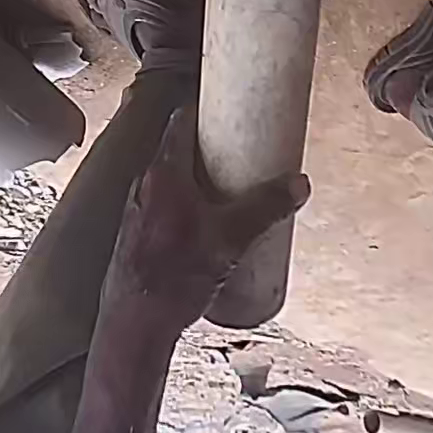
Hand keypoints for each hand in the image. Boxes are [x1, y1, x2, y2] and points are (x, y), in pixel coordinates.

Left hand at [104, 107, 311, 333]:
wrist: (134, 324)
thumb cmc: (176, 275)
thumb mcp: (232, 237)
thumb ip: (267, 207)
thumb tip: (299, 184)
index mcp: (165, 174)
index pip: (181, 123)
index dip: (203, 110)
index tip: (225, 108)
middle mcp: (145, 186)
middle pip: (176, 150)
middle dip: (206, 148)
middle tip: (237, 151)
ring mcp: (136, 211)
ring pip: (168, 180)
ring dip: (195, 178)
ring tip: (225, 190)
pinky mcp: (135, 235)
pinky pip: (162, 205)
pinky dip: (184, 203)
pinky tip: (203, 226)